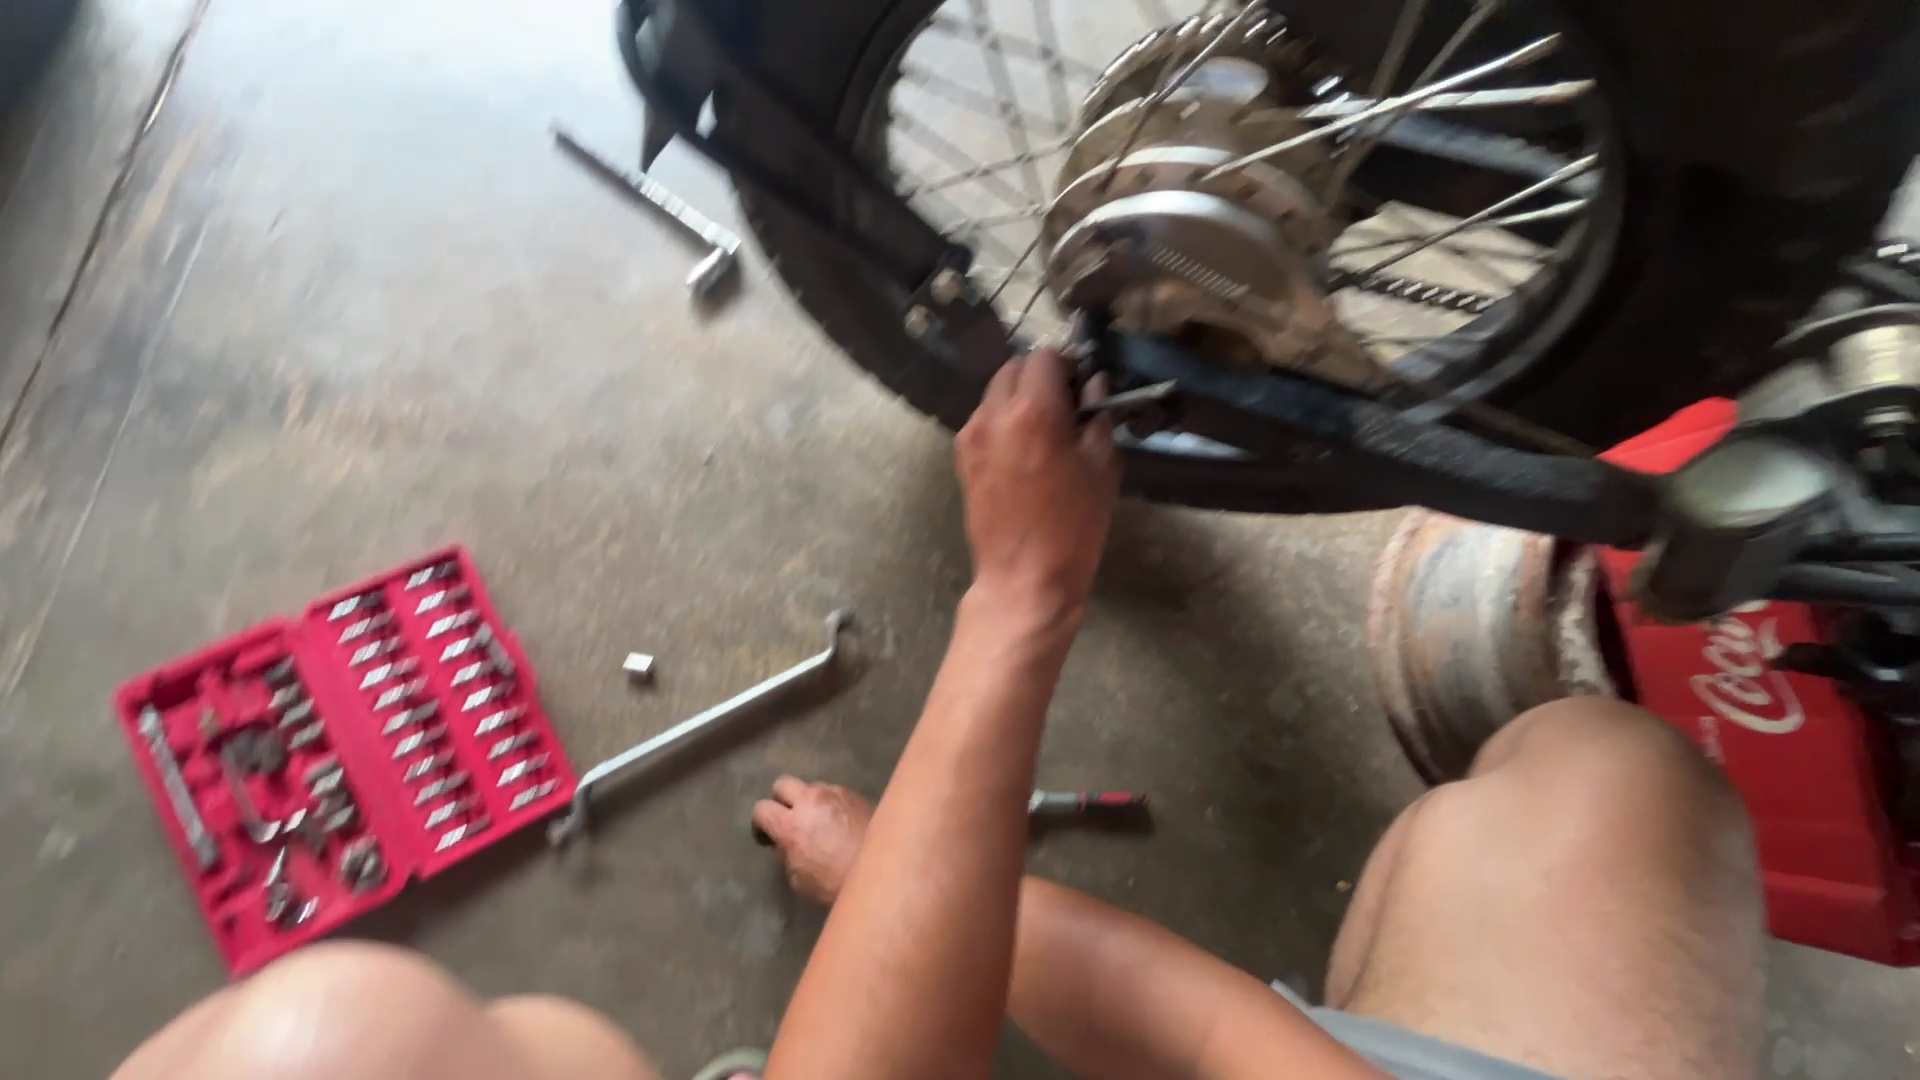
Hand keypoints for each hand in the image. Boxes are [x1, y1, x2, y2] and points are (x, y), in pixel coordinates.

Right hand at [752, 776, 873, 905]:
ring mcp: (835, 792)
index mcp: (791, 824)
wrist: (881, 871)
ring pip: (811, 786)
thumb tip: (786, 843)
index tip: (767, 834)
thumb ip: (786, 854)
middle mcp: (811, 800)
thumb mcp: (799, 879)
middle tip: (789, 818)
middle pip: (783, 783)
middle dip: (781, 799)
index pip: (761, 808)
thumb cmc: (834, 884)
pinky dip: (830, 803)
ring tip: (819, 820)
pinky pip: (834, 792)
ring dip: (809, 800)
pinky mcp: (855, 793)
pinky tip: (840, 821)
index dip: (760, 822)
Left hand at [956, 349, 1120, 620]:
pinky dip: (1003, 423)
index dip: (1067, 366)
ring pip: (995, 395)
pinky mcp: (961, 459)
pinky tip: (1023, 453)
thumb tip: (1094, 386)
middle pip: (1014, 370)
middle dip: (1040, 379)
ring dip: (1019, 399)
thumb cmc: (1073, 527)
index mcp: (1032, 411)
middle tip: (1066, 407)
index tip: (1082, 388)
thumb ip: (1098, 419)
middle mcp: (993, 414)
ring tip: (1044, 433)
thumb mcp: (1101, 469)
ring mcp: (971, 437)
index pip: (1045, 358)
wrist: (1023, 577)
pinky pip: (984, 422)